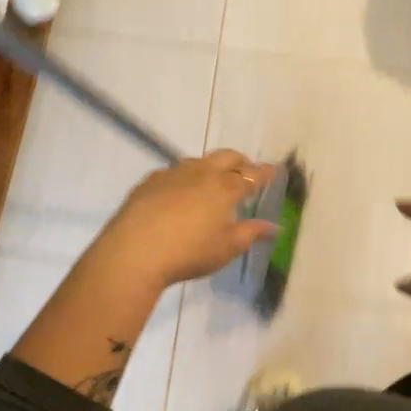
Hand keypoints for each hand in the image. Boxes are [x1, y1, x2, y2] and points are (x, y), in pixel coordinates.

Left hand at [87, 150, 279, 290]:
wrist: (135, 250)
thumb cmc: (189, 252)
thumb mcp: (226, 248)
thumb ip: (251, 233)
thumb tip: (275, 226)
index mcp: (224, 187)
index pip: (251, 175)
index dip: (265, 173)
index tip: (275, 169)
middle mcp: (201, 172)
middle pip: (227, 157)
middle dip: (241, 162)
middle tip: (247, 172)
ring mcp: (173, 173)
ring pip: (199, 161)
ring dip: (212, 167)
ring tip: (214, 181)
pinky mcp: (150, 181)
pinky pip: (174, 172)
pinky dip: (186, 176)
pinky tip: (181, 191)